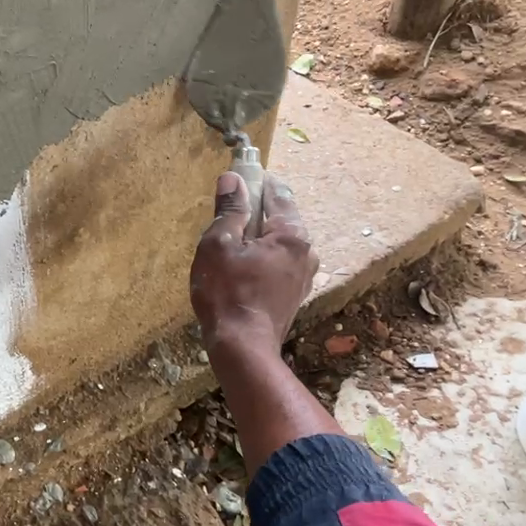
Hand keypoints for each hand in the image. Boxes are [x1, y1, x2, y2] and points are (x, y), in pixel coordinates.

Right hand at [190, 171, 317, 358]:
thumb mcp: (218, 245)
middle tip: (224, 219)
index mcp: (291, 234)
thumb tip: (233, 178)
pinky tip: (241, 270)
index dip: (255, 182)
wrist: (243, 346)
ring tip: (229, 247)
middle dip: (254, 213)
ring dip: (257, 238)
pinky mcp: (296, 293)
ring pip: (279, 242)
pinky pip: (279, 262)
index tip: (235, 178)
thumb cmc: (226, 292)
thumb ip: (228, 210)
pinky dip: (262, 258)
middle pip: (280, 218)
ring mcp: (305, 274)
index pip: (277, 193)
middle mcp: (307, 250)